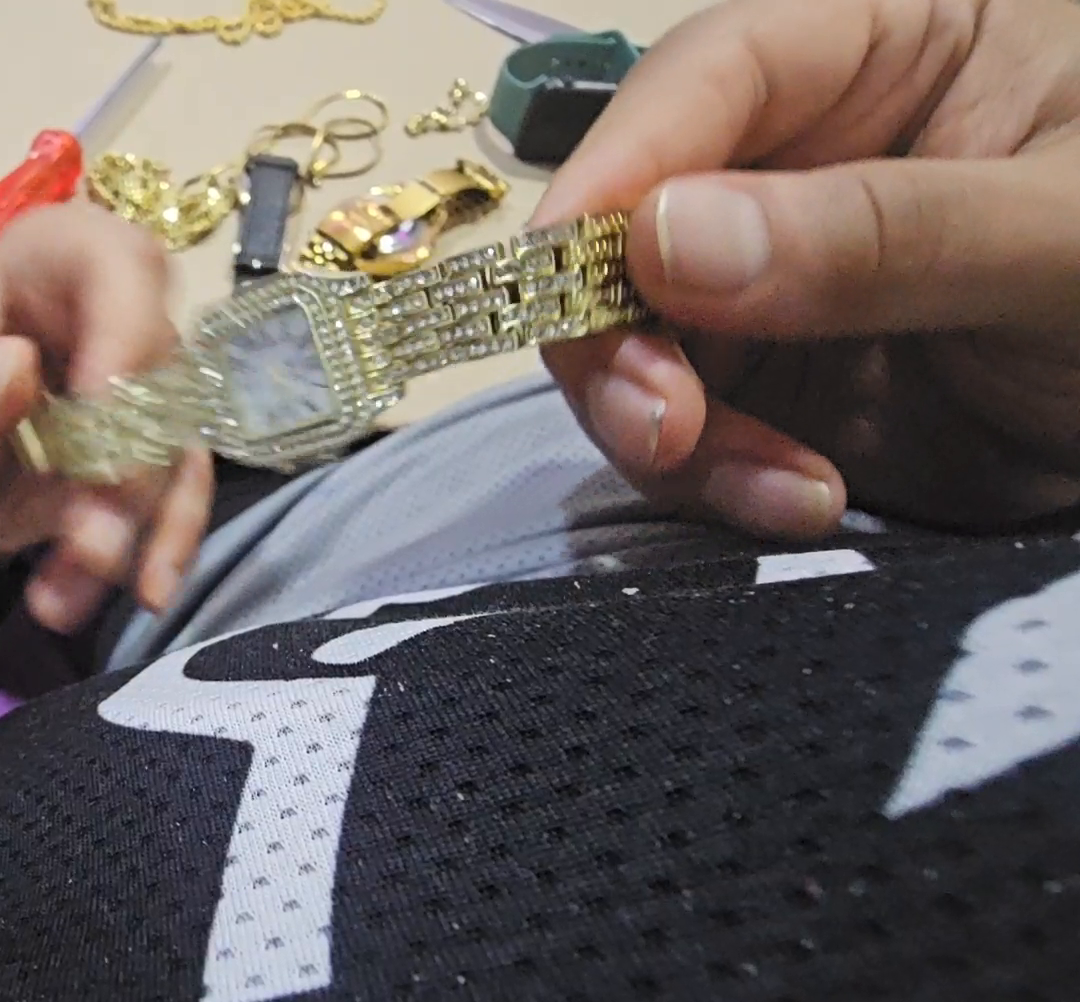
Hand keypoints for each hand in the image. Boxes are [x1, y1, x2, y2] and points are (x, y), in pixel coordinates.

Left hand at [0, 203, 213, 633]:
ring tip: (68, 594)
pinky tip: (146, 591)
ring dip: (137, 527)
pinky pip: (183, 493)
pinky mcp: (154, 453)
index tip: (99, 412)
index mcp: (45, 265)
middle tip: (85, 542)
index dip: (125, 332)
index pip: (114, 264)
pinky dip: (165, 545)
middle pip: (161, 371)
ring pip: (176, 446)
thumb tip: (15, 374)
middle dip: (128, 469)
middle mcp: (111, 316)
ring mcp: (142, 389)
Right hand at [533, 0, 1079, 537]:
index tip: (560, 280)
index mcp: (885, 58)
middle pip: (615, 241)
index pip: (707, 81)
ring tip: (777, 492)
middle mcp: (780, 171)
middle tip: (661, 429)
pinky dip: (703, 478)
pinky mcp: (732, 380)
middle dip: (616, 347)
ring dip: (662, 435)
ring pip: (615, 352)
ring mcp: (739, 288)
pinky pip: (660, 428)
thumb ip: (880, 231)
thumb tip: (659, 239)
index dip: (614, 171)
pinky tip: (793, 501)